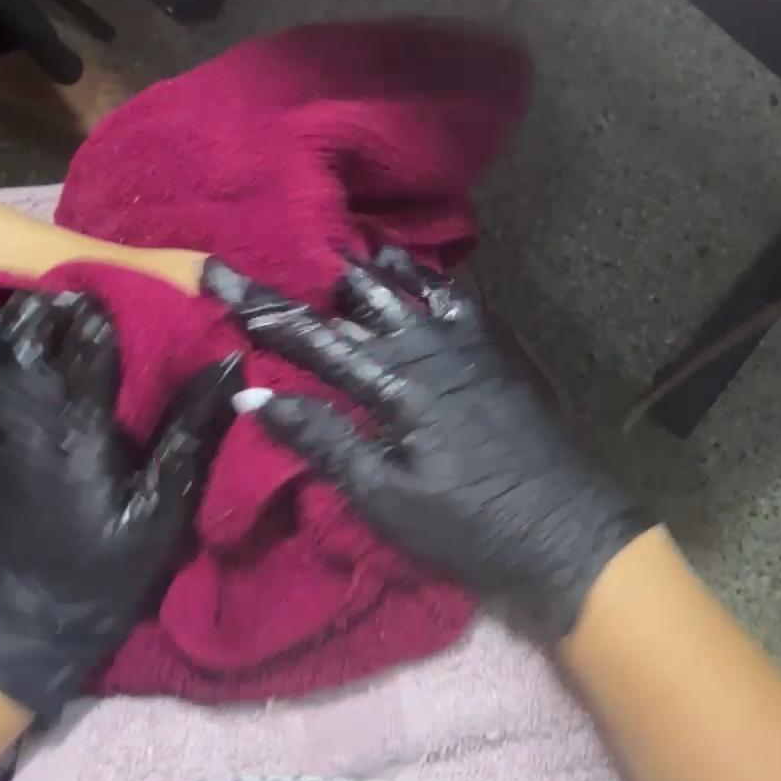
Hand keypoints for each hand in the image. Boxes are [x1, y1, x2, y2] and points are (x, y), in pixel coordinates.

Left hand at [0, 291, 244, 714]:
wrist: (28, 608)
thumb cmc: (110, 559)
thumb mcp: (167, 504)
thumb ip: (194, 431)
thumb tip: (230, 366)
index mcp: (77, 429)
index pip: (88, 345)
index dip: (112, 311)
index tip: (140, 291)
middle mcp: (25, 413)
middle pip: (30, 329)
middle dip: (63, 302)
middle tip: (100, 294)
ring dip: (23, 314)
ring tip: (60, 308)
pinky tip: (20, 335)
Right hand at [203, 250, 652, 640]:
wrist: (563, 530)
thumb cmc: (468, 527)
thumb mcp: (385, 498)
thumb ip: (323, 441)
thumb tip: (254, 396)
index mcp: (395, 386)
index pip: (314, 339)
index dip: (263, 309)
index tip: (216, 275)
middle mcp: (430, 351)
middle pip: (363, 301)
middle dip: (319, 278)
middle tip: (282, 251)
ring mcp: (468, 350)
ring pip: (412, 292)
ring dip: (376, 272)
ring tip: (348, 250)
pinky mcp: (494, 360)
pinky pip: (456, 305)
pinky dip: (430, 285)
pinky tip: (419, 279)